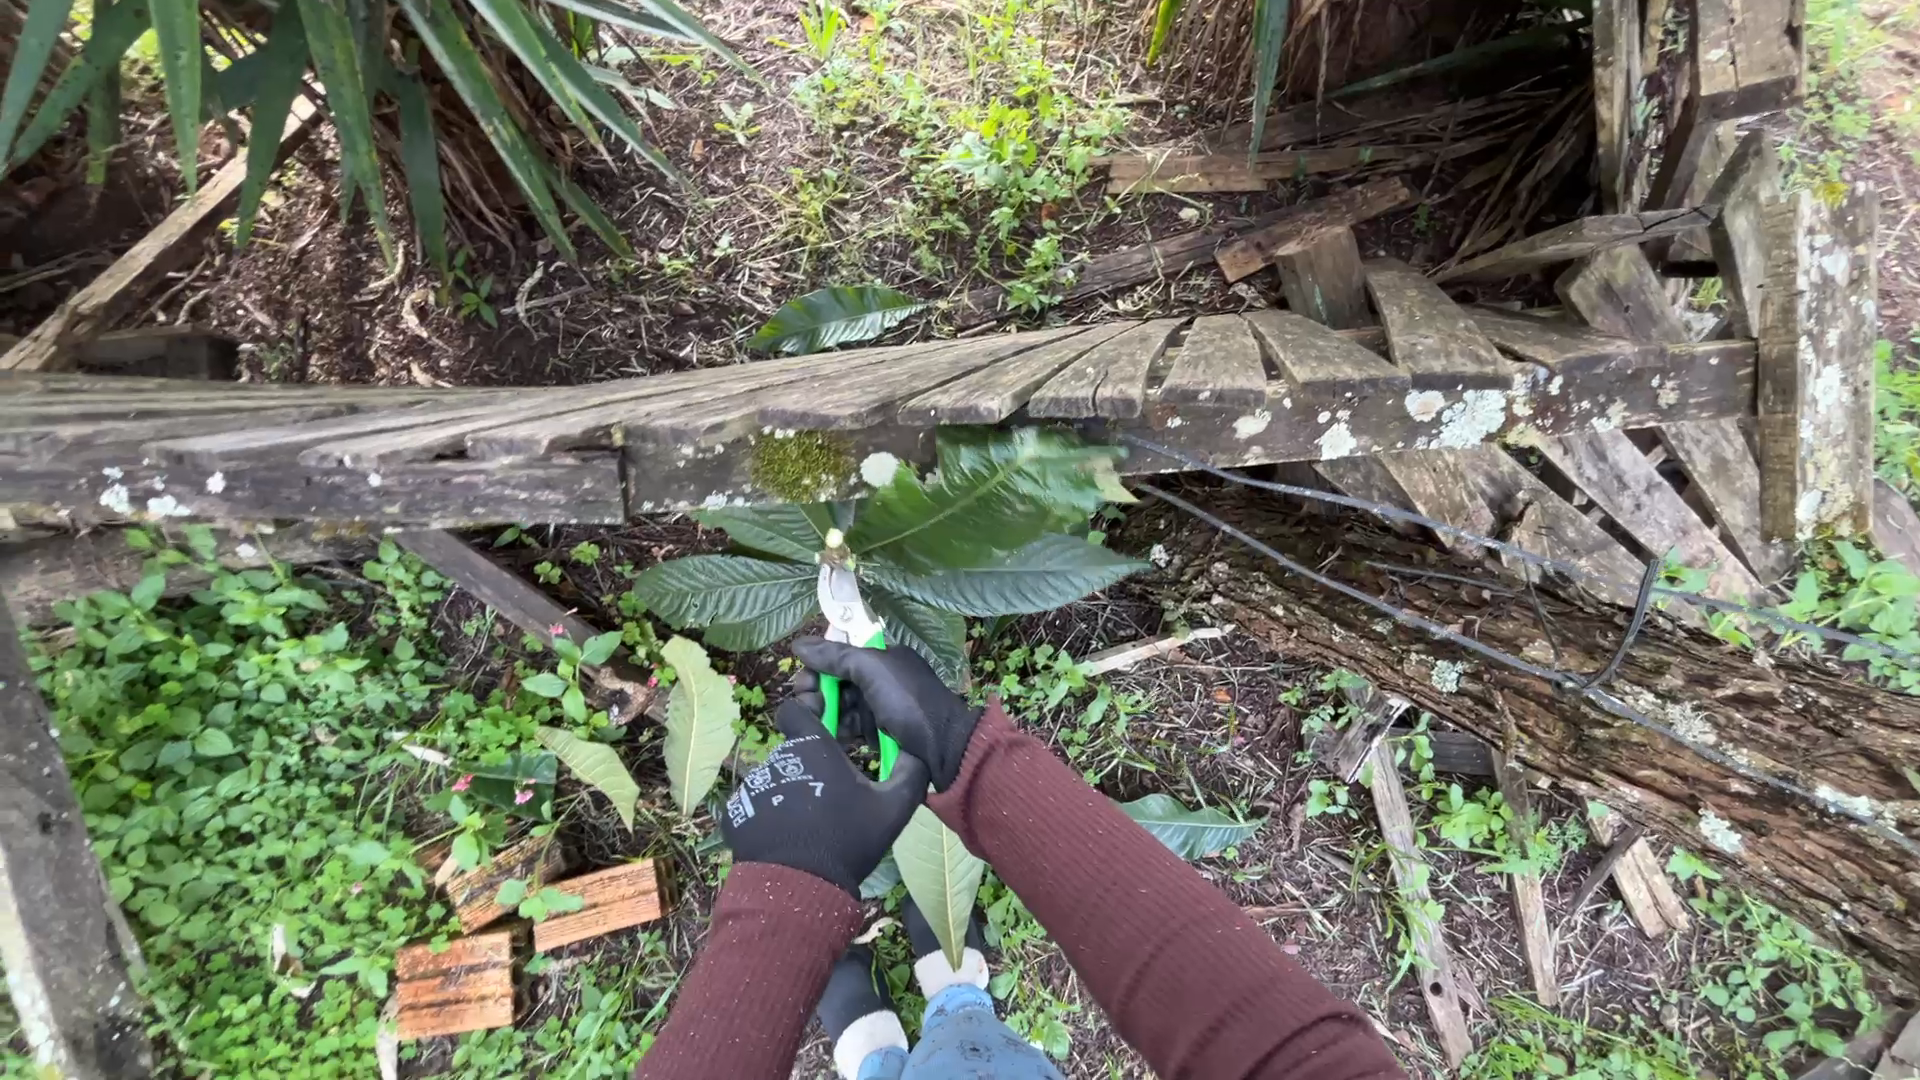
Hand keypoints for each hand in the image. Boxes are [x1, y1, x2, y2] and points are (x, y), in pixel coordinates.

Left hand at [720, 693, 929, 895]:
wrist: (800, 892)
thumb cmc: (849, 841)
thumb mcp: (894, 807)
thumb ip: (911, 771)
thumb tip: (918, 748)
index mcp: (812, 747)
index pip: (795, 709)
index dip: (807, 715)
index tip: (822, 732)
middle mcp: (777, 758)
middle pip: (792, 748)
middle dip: (808, 763)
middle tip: (828, 792)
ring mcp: (752, 787)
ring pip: (775, 777)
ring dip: (789, 790)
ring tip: (809, 821)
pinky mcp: (736, 814)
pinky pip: (756, 804)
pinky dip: (768, 815)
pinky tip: (787, 838)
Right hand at [790, 637, 980, 791]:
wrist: (943, 748)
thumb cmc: (908, 701)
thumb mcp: (874, 670)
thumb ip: (838, 656)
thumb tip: (798, 644)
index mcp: (883, 658)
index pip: (840, 656)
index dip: (818, 667)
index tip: (803, 683)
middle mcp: (879, 680)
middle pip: (836, 682)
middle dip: (817, 692)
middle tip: (805, 705)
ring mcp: (878, 708)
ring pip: (839, 706)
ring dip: (823, 713)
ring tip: (812, 723)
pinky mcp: (877, 734)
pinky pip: (848, 728)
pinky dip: (835, 730)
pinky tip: (823, 736)